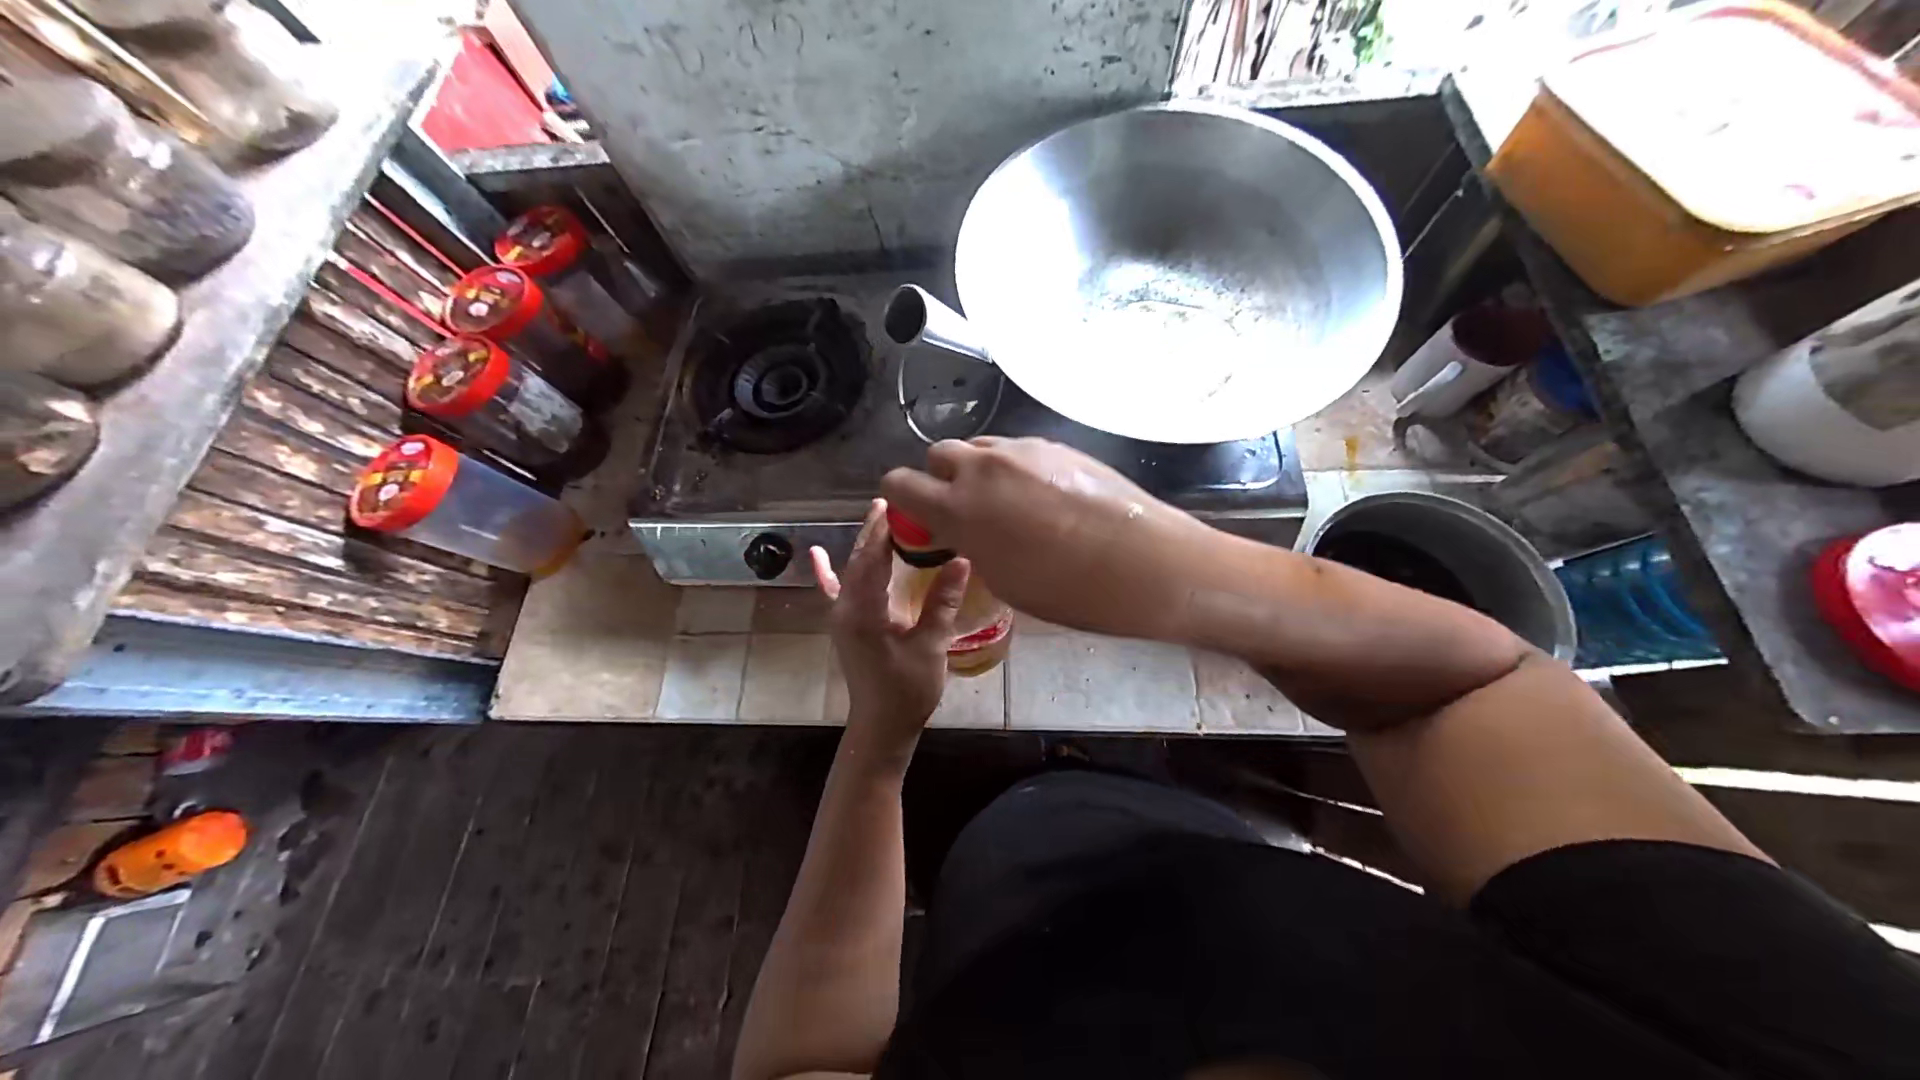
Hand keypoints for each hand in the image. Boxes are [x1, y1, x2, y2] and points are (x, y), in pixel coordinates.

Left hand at [812, 499, 969, 752]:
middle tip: (894, 501)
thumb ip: (941, 602)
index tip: (900, 503)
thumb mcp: (930, 645)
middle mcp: (846, 608)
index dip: (885, 530)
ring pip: (851, 570)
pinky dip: (827, 571)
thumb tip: (962, 560)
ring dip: (864, 544)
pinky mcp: (845, 626)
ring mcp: (842, 617)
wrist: (882, 725)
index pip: (873, 559)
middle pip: (859, 560)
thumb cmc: (908, 690)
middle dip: (875, 530)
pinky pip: (834, 592)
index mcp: (864, 611)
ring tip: (878, 515)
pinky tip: (816, 553)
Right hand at [880, 437, 1216, 640]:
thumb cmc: (1069, 589)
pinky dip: (1015, 468)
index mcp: (959, 507)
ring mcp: (1023, 450)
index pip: (899, 482)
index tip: (916, 516)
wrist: (1144, 562)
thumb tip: (967, 532)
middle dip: (941, 479)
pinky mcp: (1057, 445)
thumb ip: (971, 545)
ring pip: (981, 448)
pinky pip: (1018, 450)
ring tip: (1007, 503)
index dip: (901, 498)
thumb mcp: (1004, 580)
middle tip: (964, 509)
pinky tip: (1044, 497)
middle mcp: (983, 468)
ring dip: (980, 471)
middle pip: (939, 454)